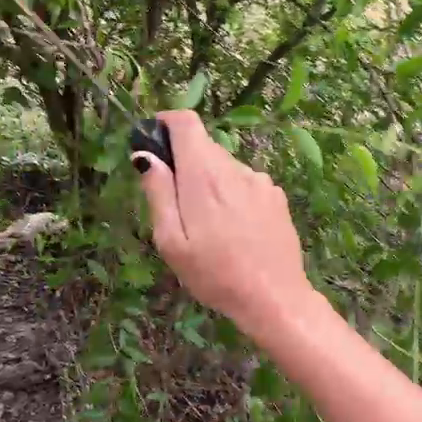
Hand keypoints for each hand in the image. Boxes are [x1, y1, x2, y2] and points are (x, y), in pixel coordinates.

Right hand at [133, 110, 314, 331]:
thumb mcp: (171, 240)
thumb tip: (145, 156)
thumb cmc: (214, 273)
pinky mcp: (276, 197)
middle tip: (175, 207)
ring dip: (208, 183)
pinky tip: (232, 230)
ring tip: (206, 227)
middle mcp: (234, 168)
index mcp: (203, 174)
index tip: (153, 143)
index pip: (186, 122)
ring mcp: (259, 181)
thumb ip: (158, 192)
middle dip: (183, 165)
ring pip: (223, 167)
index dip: (166, 123)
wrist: (274, 299)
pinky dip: (230, 195)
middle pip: (202, 147)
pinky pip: (244, 184)